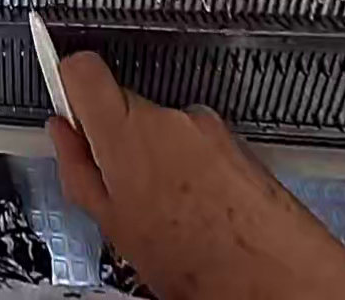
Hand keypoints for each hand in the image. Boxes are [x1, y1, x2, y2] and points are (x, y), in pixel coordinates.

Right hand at [48, 53, 344, 299]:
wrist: (283, 282)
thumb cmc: (196, 262)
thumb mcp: (114, 225)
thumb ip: (77, 169)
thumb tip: (60, 132)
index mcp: (124, 130)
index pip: (82, 67)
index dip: (68, 77)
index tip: (66, 99)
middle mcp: (165, 114)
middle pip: (122, 101)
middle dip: (116, 134)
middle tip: (123, 184)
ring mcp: (202, 122)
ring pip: (160, 125)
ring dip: (156, 153)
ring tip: (170, 208)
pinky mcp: (232, 136)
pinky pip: (193, 138)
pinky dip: (189, 163)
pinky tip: (199, 207)